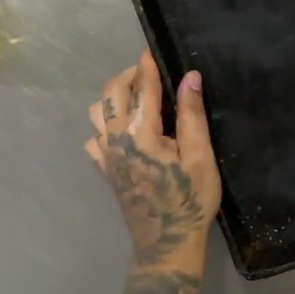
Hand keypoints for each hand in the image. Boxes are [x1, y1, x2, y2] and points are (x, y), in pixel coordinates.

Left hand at [85, 51, 221, 266]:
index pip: (141, 88)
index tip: (152, 49)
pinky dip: (105, 125)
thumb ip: (192, 114)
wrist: (167, 243)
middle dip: (129, 76)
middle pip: (110, 93)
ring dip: (113, 98)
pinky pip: (94, 138)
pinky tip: (124, 130)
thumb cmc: (190, 199)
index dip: (147, 65)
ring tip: (138, 99)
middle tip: (151, 73)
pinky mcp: (105, 170)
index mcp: (141, 133)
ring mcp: (105, 155)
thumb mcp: (200, 155)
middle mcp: (115, 139)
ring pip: (96, 113)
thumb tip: (190, 76)